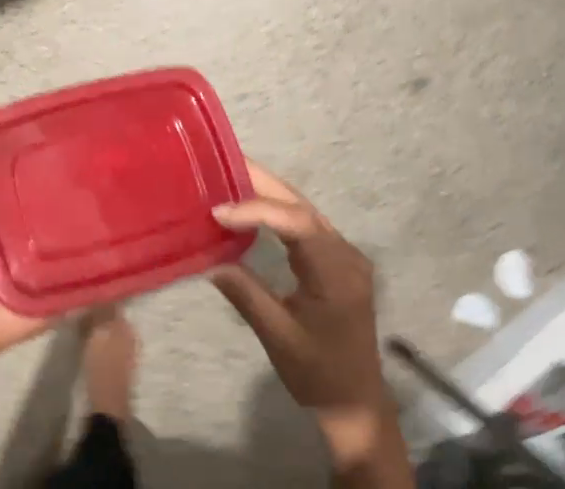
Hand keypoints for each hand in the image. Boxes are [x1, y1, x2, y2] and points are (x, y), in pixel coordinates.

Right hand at [211, 163, 390, 466]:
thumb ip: (245, 292)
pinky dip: (278, 212)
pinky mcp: (339, 262)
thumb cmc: (316, 372)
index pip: (295, 223)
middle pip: (302, 207)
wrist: (355, 401)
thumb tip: (209, 258)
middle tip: (222, 163)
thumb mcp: (276, 335)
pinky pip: (307, 225)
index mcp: (336, 273)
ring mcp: (346, 256)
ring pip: (305, 211)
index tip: (217, 212)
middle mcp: (346, 254)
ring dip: (269, 194)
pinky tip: (253, 207)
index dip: (255, 210)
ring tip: (230, 177)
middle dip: (262, 183)